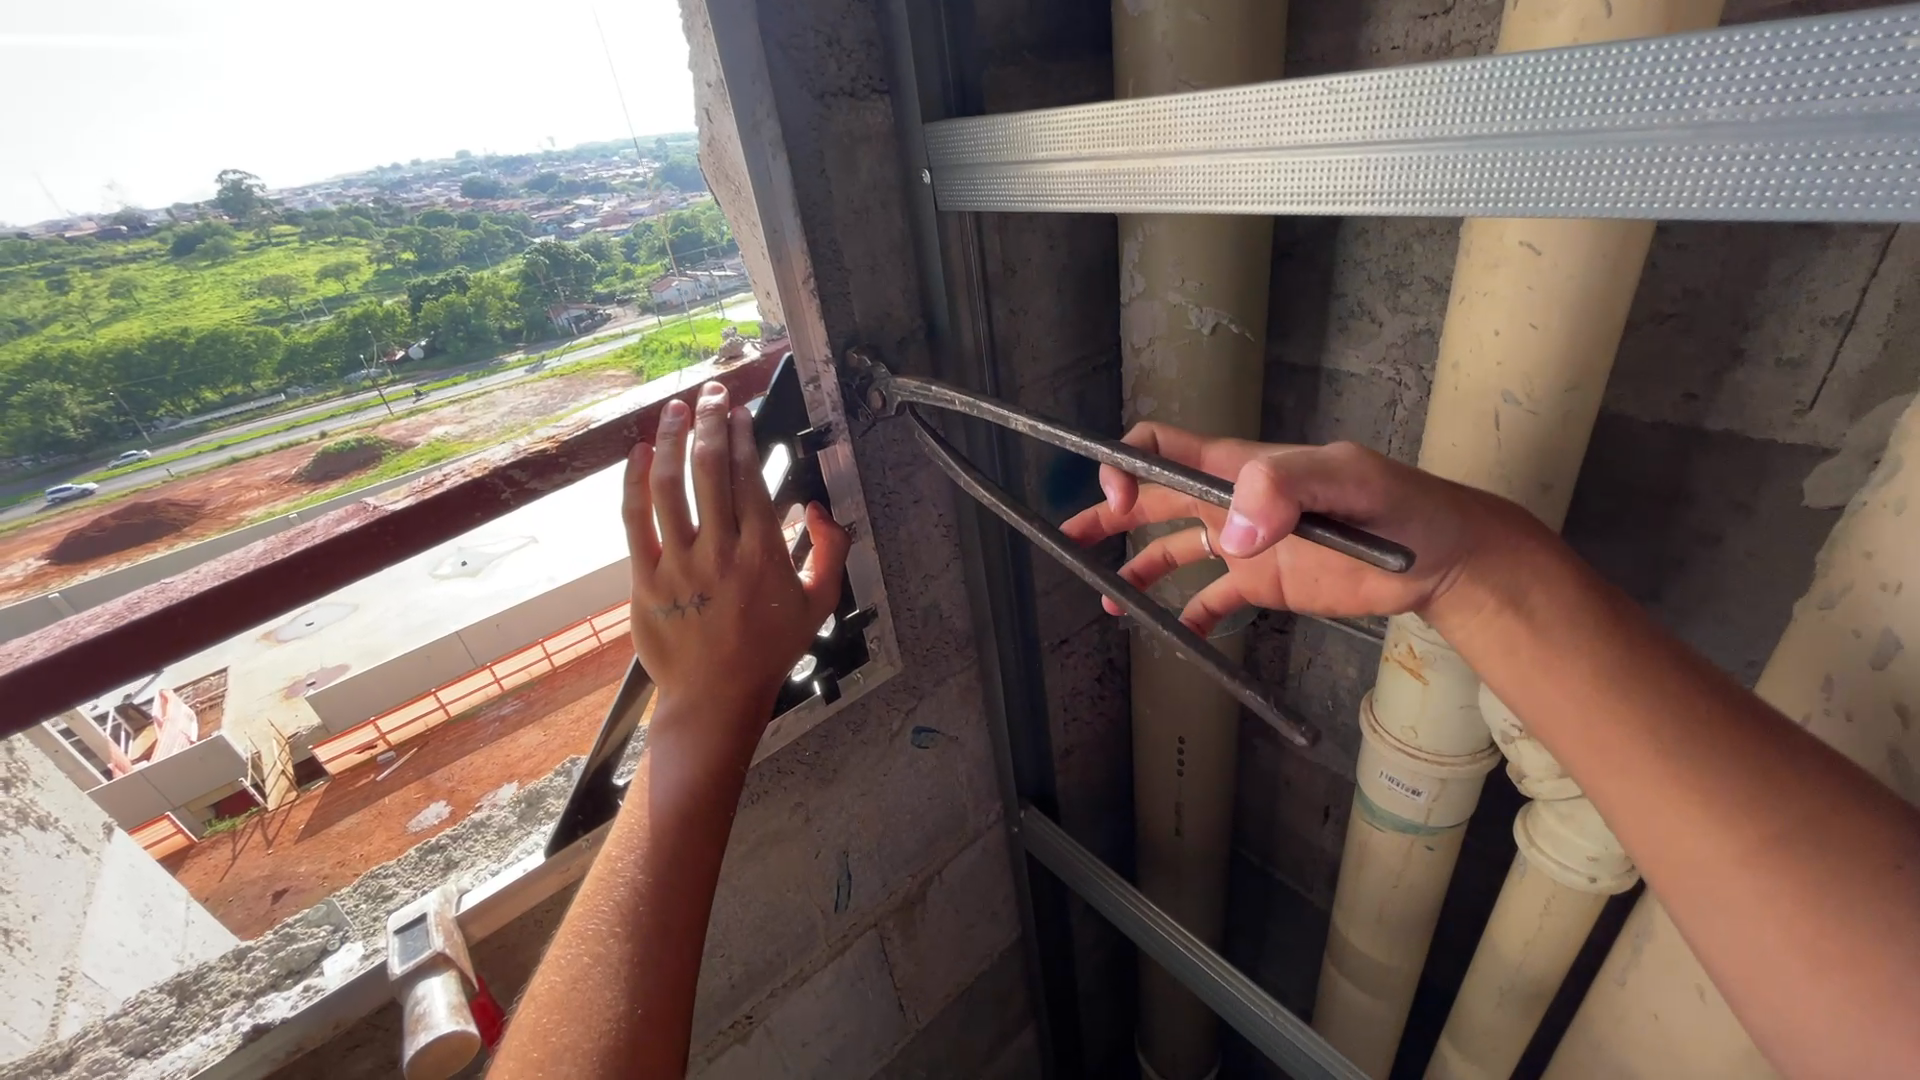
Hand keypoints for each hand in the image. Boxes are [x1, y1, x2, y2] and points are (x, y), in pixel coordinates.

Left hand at [622, 381, 849, 743]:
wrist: (717, 696)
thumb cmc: (771, 650)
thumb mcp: (820, 604)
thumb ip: (830, 552)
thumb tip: (816, 508)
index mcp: (763, 553)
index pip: (749, 479)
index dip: (742, 437)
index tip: (738, 412)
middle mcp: (720, 550)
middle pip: (710, 470)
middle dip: (710, 423)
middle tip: (709, 393)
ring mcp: (679, 563)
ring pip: (670, 487)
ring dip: (671, 441)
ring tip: (674, 409)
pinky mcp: (646, 578)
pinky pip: (636, 521)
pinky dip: (634, 483)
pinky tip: (638, 454)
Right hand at [1059, 423, 1535, 634]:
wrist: (1438, 558)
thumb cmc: (1395, 506)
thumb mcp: (1346, 479)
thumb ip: (1284, 488)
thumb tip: (1230, 535)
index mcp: (1235, 468)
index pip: (1161, 449)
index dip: (1126, 464)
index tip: (1115, 497)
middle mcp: (1226, 502)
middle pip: (1150, 499)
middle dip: (1106, 514)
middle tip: (1068, 537)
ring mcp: (1240, 543)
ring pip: (1169, 551)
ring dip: (1134, 568)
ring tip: (1106, 598)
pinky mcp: (1258, 583)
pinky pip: (1208, 599)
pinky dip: (1185, 614)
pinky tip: (1169, 631)